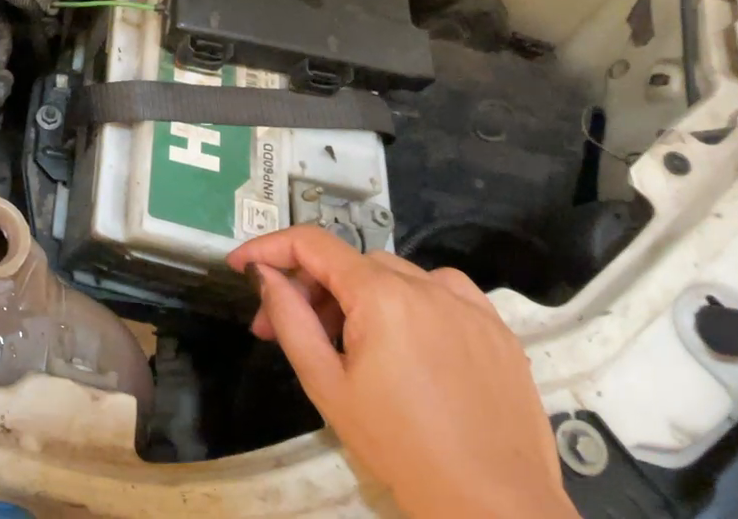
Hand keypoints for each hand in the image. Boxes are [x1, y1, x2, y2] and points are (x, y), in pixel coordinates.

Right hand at [228, 226, 576, 518]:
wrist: (494, 507)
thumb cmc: (399, 446)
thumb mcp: (325, 382)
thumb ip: (288, 317)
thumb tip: (263, 273)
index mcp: (381, 296)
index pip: (311, 244)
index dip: (267, 248)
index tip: (239, 266)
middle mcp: (428, 286)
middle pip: (349, 263)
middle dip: (308, 287)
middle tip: (281, 328)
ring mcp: (469, 307)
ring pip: (393, 275)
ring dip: (356, 294)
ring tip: (345, 342)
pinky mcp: (498, 330)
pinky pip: (442, 292)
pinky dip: (409, 299)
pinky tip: (404, 336)